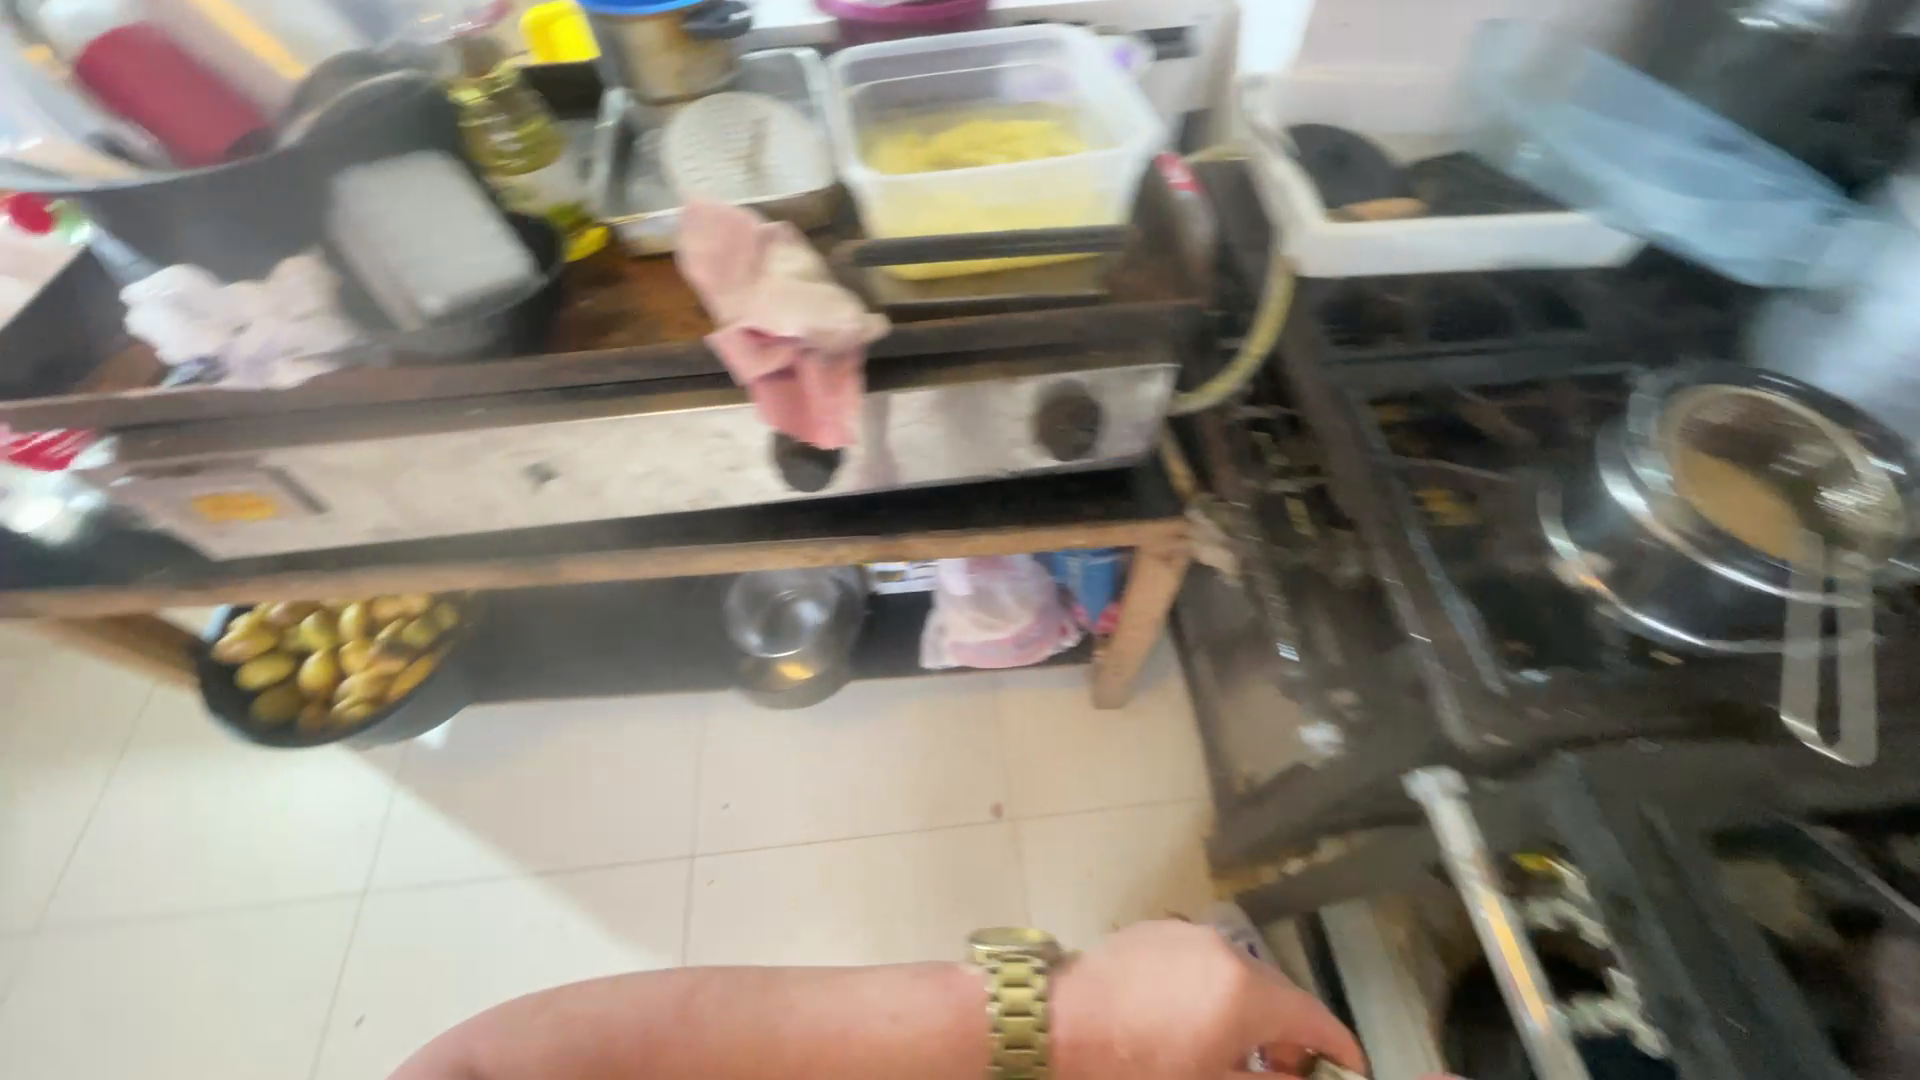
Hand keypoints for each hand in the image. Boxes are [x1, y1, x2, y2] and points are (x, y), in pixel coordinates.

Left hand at [1050, 920, 1363, 1079]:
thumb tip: (1297, 1079)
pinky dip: (1215, 990)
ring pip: (1240, 975)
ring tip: (1236, 1054)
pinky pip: (1204, 961)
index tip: (1347, 1074)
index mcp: (1245, 989)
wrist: (1060, 1024)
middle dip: (1291, 1036)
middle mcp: (1222, 948)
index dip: (1338, 1052)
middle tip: (1284, 1076)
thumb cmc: (1140, 1068)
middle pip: (1278, 993)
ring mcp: (1186, 933)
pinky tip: (1194, 1021)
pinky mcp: (1156, 930)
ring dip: (1251, 1012)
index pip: (1315, 1017)